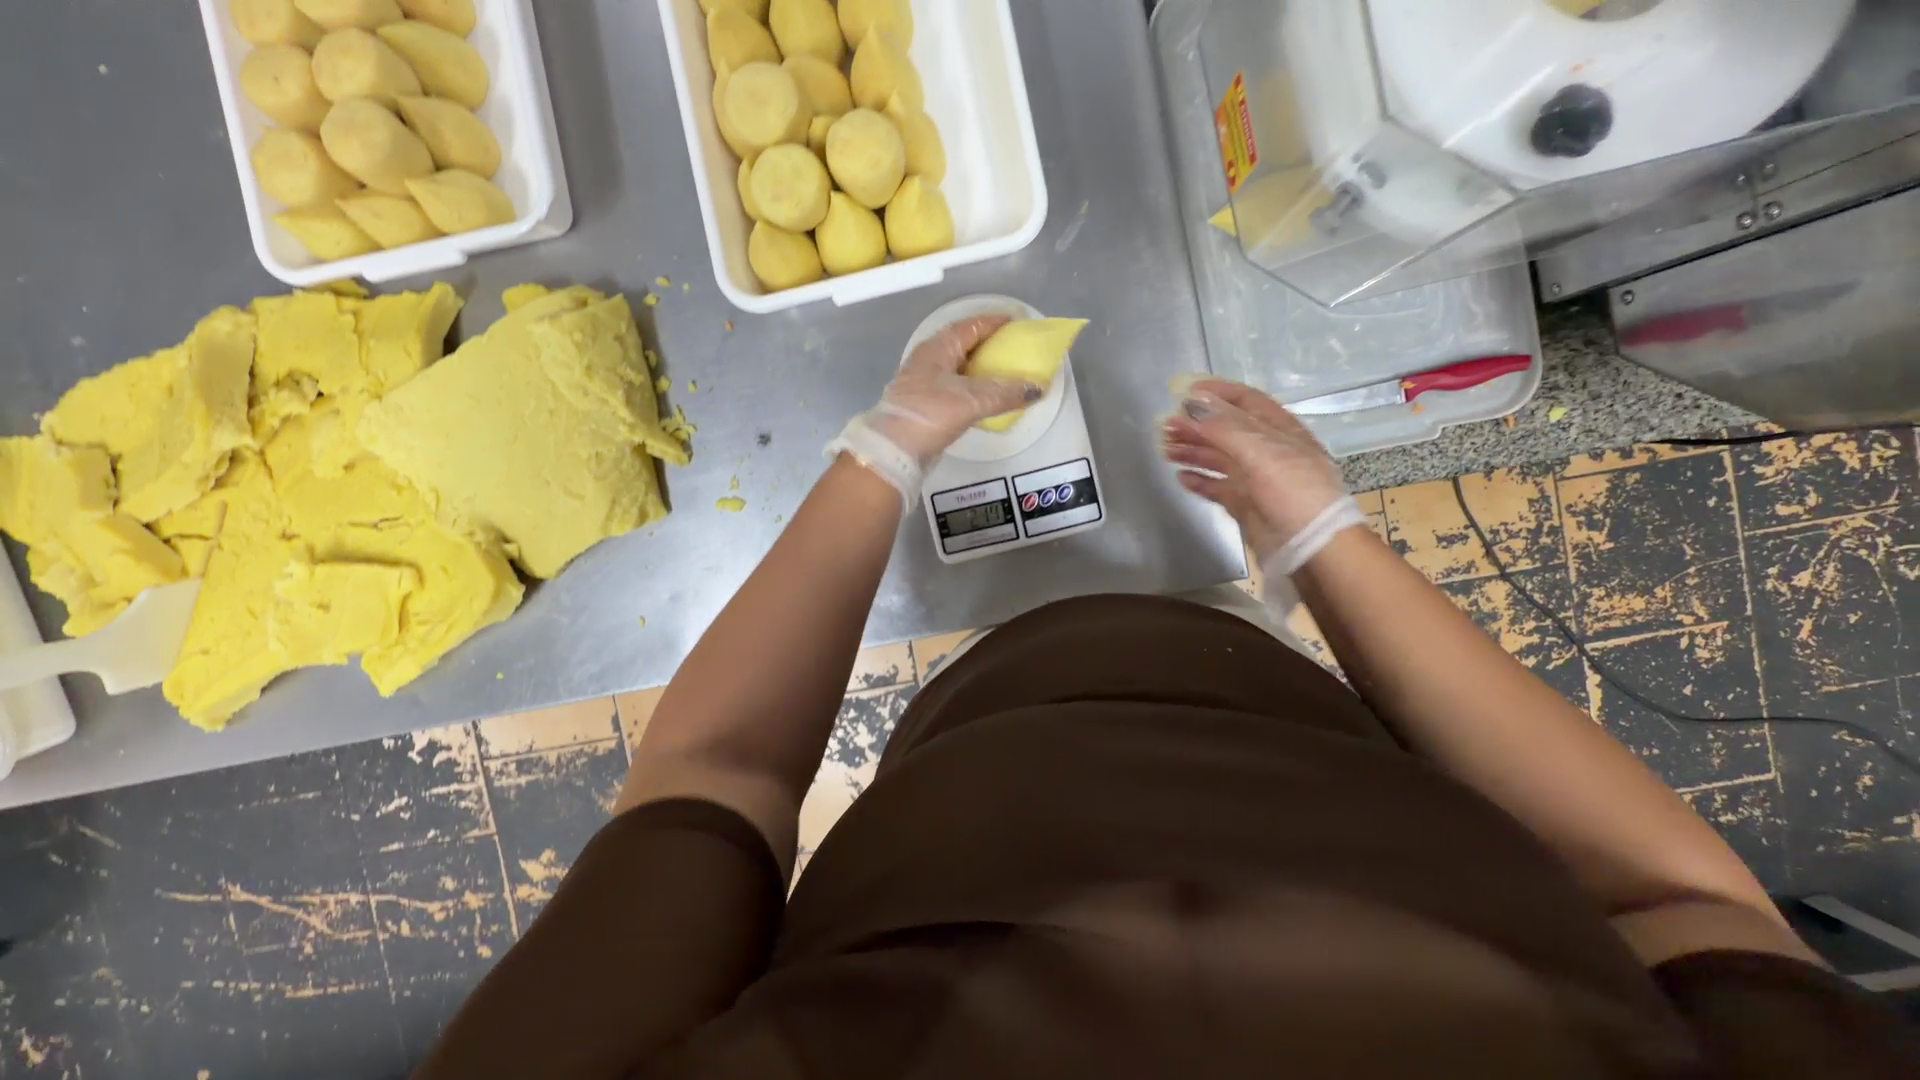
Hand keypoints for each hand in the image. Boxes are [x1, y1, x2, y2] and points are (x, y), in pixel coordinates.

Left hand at [826, 316, 1043, 501]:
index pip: (970, 325)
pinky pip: (952, 387)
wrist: (893, 450)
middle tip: (1012, 348)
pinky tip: (982, 398)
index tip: (1015, 321)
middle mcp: (927, 360)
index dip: (993, 321)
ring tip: (1002, 373)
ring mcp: (922, 382)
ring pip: (956, 367)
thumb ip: (1005, 393)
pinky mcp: (923, 404)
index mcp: (937, 348)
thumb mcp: (972, 400)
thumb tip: (1037, 388)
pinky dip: (970, 387)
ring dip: (978, 368)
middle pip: (962, 344)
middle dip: (987, 344)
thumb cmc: (930, 414)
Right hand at [1161, 379, 1361, 575]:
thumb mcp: (1261, 451)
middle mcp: (1268, 451)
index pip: (1246, 401)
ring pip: (1219, 459)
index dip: (1217, 394)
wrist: (1312, 547)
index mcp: (1279, 431)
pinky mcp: (1246, 505)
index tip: (1184, 393)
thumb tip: (1192, 402)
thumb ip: (1224, 427)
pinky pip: (1218, 487)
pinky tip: (1182, 477)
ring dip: (1193, 451)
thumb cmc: (1293, 492)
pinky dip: (1200, 481)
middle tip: (1165, 427)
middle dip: (1197, 425)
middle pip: (1227, 430)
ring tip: (1166, 450)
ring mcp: (1256, 479)